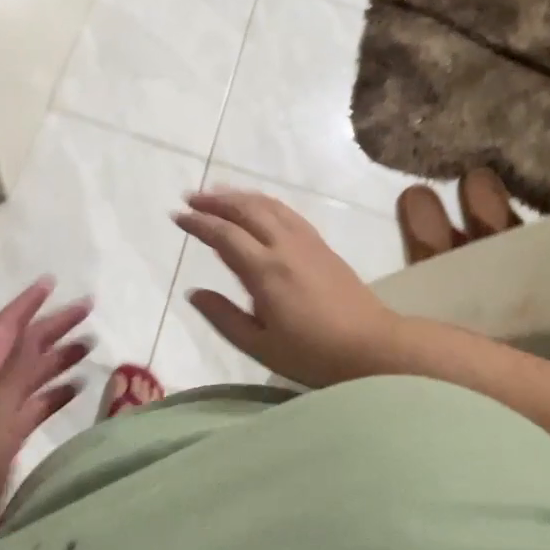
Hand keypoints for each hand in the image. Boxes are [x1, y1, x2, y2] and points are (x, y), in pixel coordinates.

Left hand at [0, 278, 90, 546]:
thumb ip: (15, 373)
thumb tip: (36, 329)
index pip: (7, 331)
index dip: (27, 305)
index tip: (52, 282)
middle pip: (24, 350)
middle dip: (53, 327)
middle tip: (88, 311)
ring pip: (32, 378)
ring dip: (58, 359)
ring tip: (89, 346)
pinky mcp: (6, 446)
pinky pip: (36, 409)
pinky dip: (55, 396)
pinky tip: (75, 391)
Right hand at [174, 189, 402, 387]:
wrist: (372, 348)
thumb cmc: (313, 355)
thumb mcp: (260, 346)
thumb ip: (223, 317)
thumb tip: (193, 293)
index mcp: (265, 272)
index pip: (224, 236)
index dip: (198, 223)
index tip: (177, 216)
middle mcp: (284, 247)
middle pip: (246, 210)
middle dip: (215, 200)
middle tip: (190, 198)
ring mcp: (306, 242)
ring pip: (268, 205)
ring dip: (239, 196)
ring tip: (217, 194)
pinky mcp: (321, 244)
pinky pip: (286, 211)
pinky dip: (264, 202)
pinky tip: (256, 207)